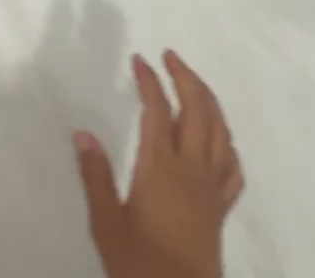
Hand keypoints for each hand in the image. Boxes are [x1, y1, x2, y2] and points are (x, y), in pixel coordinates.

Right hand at [74, 52, 243, 277]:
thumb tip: (83, 133)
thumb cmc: (139, 267)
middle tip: (170, 57)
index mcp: (161, 168)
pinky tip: (219, 140)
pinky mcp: (221, 210)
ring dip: (208, 101)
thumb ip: (95, 176)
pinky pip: (232, 166)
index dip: (150, 81)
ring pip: (220, 133)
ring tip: (194, 84)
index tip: (139, 60)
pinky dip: (226, 142)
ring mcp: (212, 190)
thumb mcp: (106, 223)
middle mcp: (192, 171)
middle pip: (198, 111)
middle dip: (186, 78)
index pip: (158, 110)